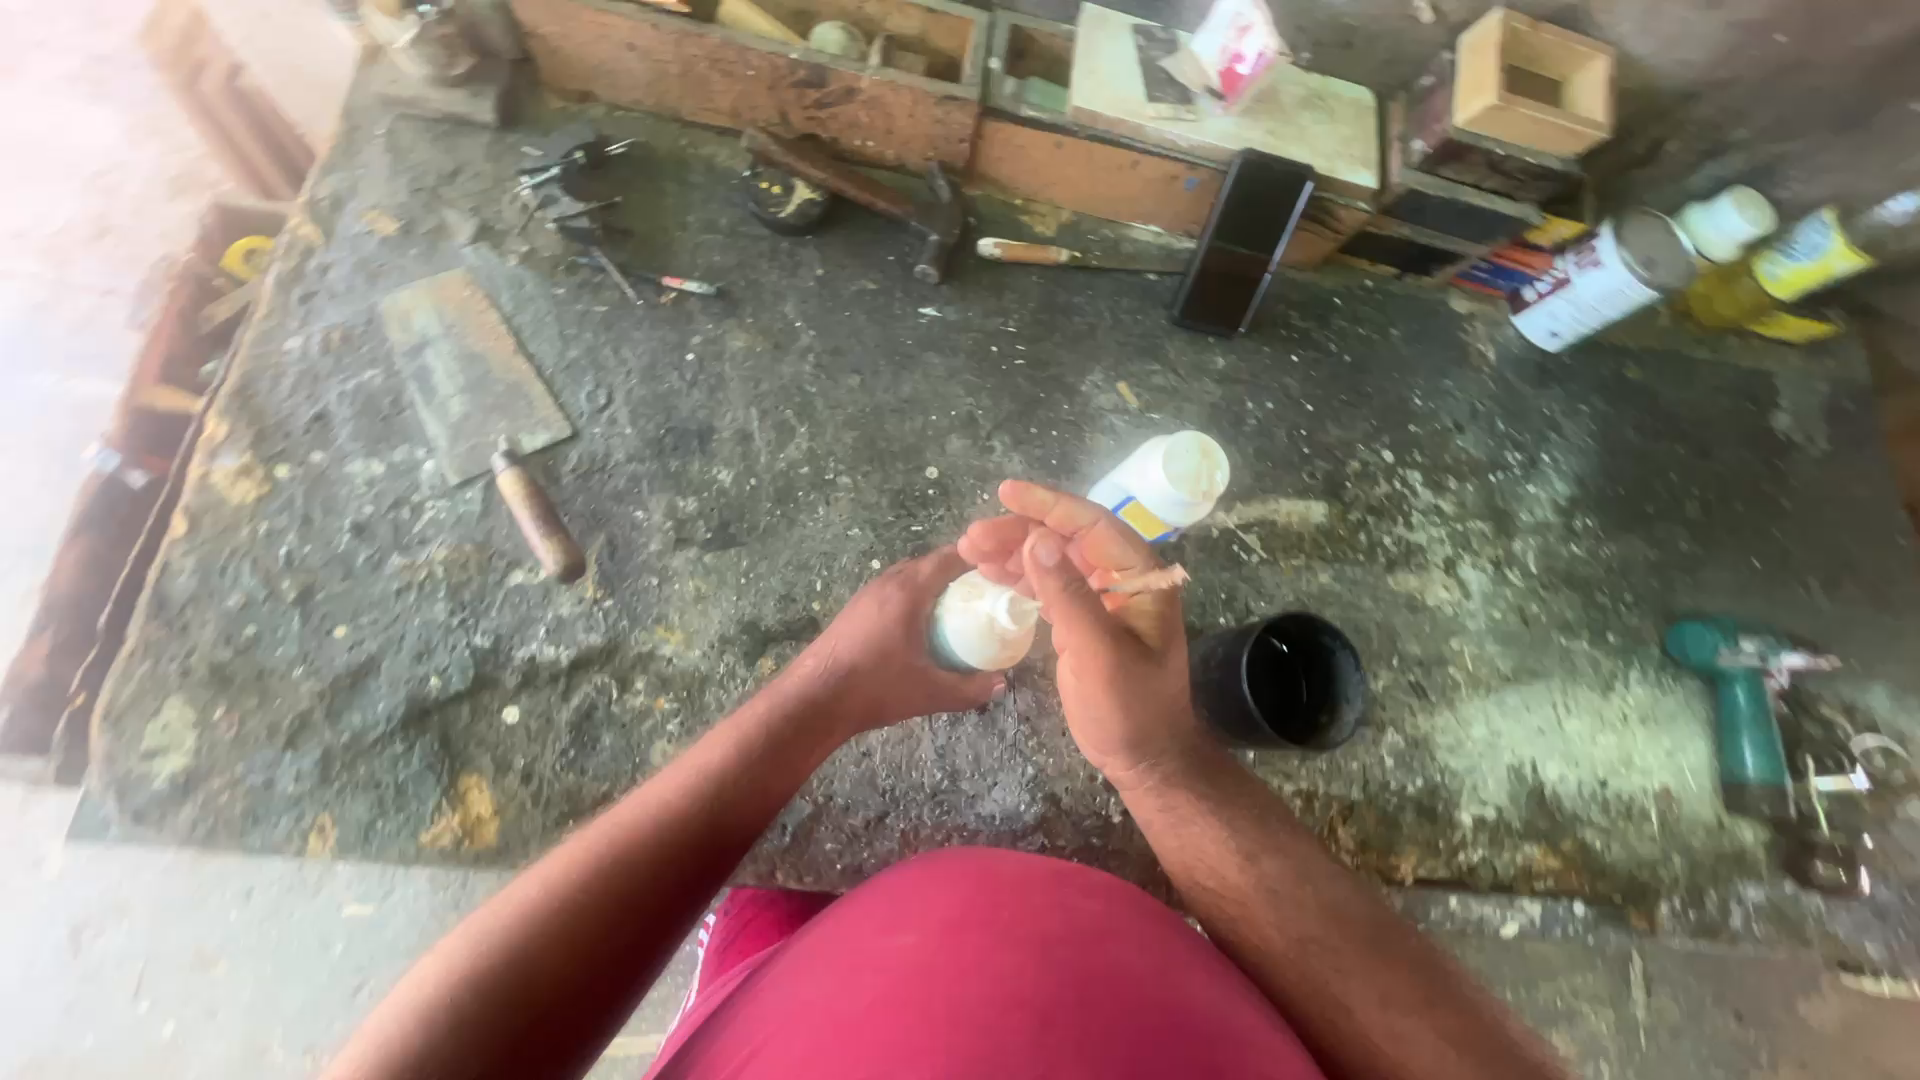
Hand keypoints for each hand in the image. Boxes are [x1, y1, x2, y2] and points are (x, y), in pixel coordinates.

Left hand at [785, 547, 1002, 739]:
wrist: (813, 699)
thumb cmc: (874, 688)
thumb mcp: (930, 692)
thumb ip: (970, 689)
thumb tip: (1002, 684)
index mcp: (908, 590)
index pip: (951, 557)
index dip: (980, 560)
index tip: (1003, 575)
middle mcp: (888, 582)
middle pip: (931, 564)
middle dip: (961, 575)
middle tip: (987, 597)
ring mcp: (868, 594)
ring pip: (911, 577)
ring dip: (936, 588)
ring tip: (961, 613)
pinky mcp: (857, 609)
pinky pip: (896, 591)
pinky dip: (916, 599)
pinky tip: (924, 628)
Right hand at [958, 481, 1207, 787]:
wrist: (1145, 759)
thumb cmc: (1130, 709)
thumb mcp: (1098, 653)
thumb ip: (1068, 596)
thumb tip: (1036, 541)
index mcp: (1140, 578)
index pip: (1092, 525)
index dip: (1048, 505)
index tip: (1006, 493)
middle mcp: (1122, 580)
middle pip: (1067, 539)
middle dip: (1019, 533)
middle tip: (973, 538)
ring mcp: (1103, 600)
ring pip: (1054, 561)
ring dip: (1014, 553)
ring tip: (971, 551)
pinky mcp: (1083, 621)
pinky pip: (1049, 586)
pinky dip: (1020, 578)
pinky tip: (991, 574)